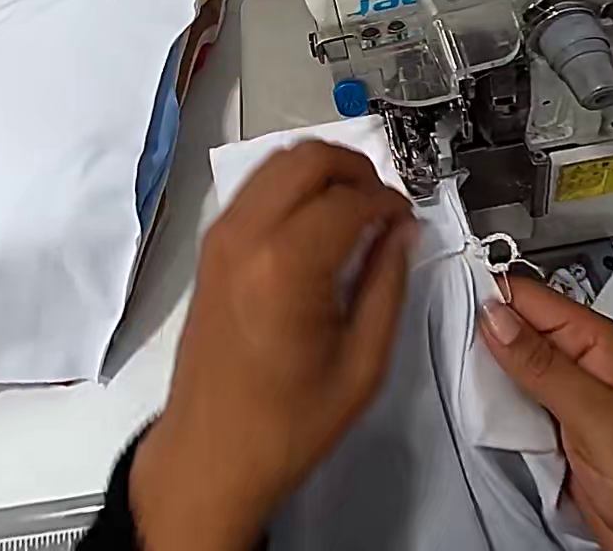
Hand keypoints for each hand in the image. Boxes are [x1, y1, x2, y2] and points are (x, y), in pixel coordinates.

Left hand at [131, 142, 415, 550]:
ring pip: (283, 158)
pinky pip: (259, 181)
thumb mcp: (362, 362)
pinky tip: (316, 217)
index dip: (388, 202)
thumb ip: (388, 282)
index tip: (405, 219)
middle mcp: (247, 235)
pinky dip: (295, 181)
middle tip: (381, 204)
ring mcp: (223, 233)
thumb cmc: (287, 421)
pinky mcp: (212, 241)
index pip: (350, 199)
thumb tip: (403, 228)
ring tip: (352, 206)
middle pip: (312, 157)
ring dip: (326, 169)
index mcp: (286, 268)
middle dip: (357, 169)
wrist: (207, 455)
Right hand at [480, 277, 612, 550]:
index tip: (454, 305)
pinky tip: (485, 410)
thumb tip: (496, 316)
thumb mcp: (598, 417)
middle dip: (483, 335)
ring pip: (509, 364)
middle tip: (453, 344)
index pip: (528, 296)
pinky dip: (496, 405)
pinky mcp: (553, 425)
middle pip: (514, 326)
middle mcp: (577, 358)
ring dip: (487, 372)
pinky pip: (513, 401)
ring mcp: (564, 393)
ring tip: (466, 379)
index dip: (490, 297)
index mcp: (593, 339)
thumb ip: (543, 365)